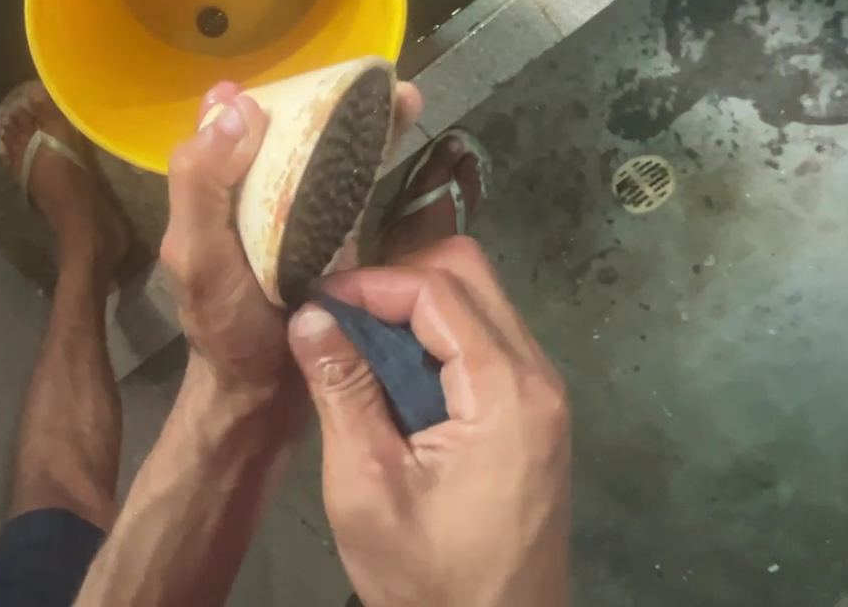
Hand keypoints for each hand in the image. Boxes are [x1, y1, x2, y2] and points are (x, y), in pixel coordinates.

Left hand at [160, 80, 422, 404]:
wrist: (270, 387)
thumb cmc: (225, 321)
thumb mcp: (197, 254)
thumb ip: (201, 184)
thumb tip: (236, 106)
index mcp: (214, 186)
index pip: (226, 123)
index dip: (254, 95)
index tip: (293, 78)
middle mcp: (254, 187)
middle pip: (284, 127)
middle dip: (319, 96)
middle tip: (361, 77)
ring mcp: (297, 204)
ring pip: (324, 145)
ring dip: (356, 115)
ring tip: (394, 92)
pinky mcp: (335, 225)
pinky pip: (353, 177)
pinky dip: (376, 150)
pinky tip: (402, 127)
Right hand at [287, 237, 571, 606]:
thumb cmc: (429, 578)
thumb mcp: (368, 488)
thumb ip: (341, 390)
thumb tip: (307, 312)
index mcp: (506, 394)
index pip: (437, 289)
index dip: (372, 282)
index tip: (319, 301)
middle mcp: (537, 375)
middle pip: (468, 272)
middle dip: (398, 276)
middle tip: (343, 311)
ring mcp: (540, 388)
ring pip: (477, 294)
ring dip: (414, 298)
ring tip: (359, 332)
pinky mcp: (530, 404)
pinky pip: (482, 329)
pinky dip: (433, 325)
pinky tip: (393, 359)